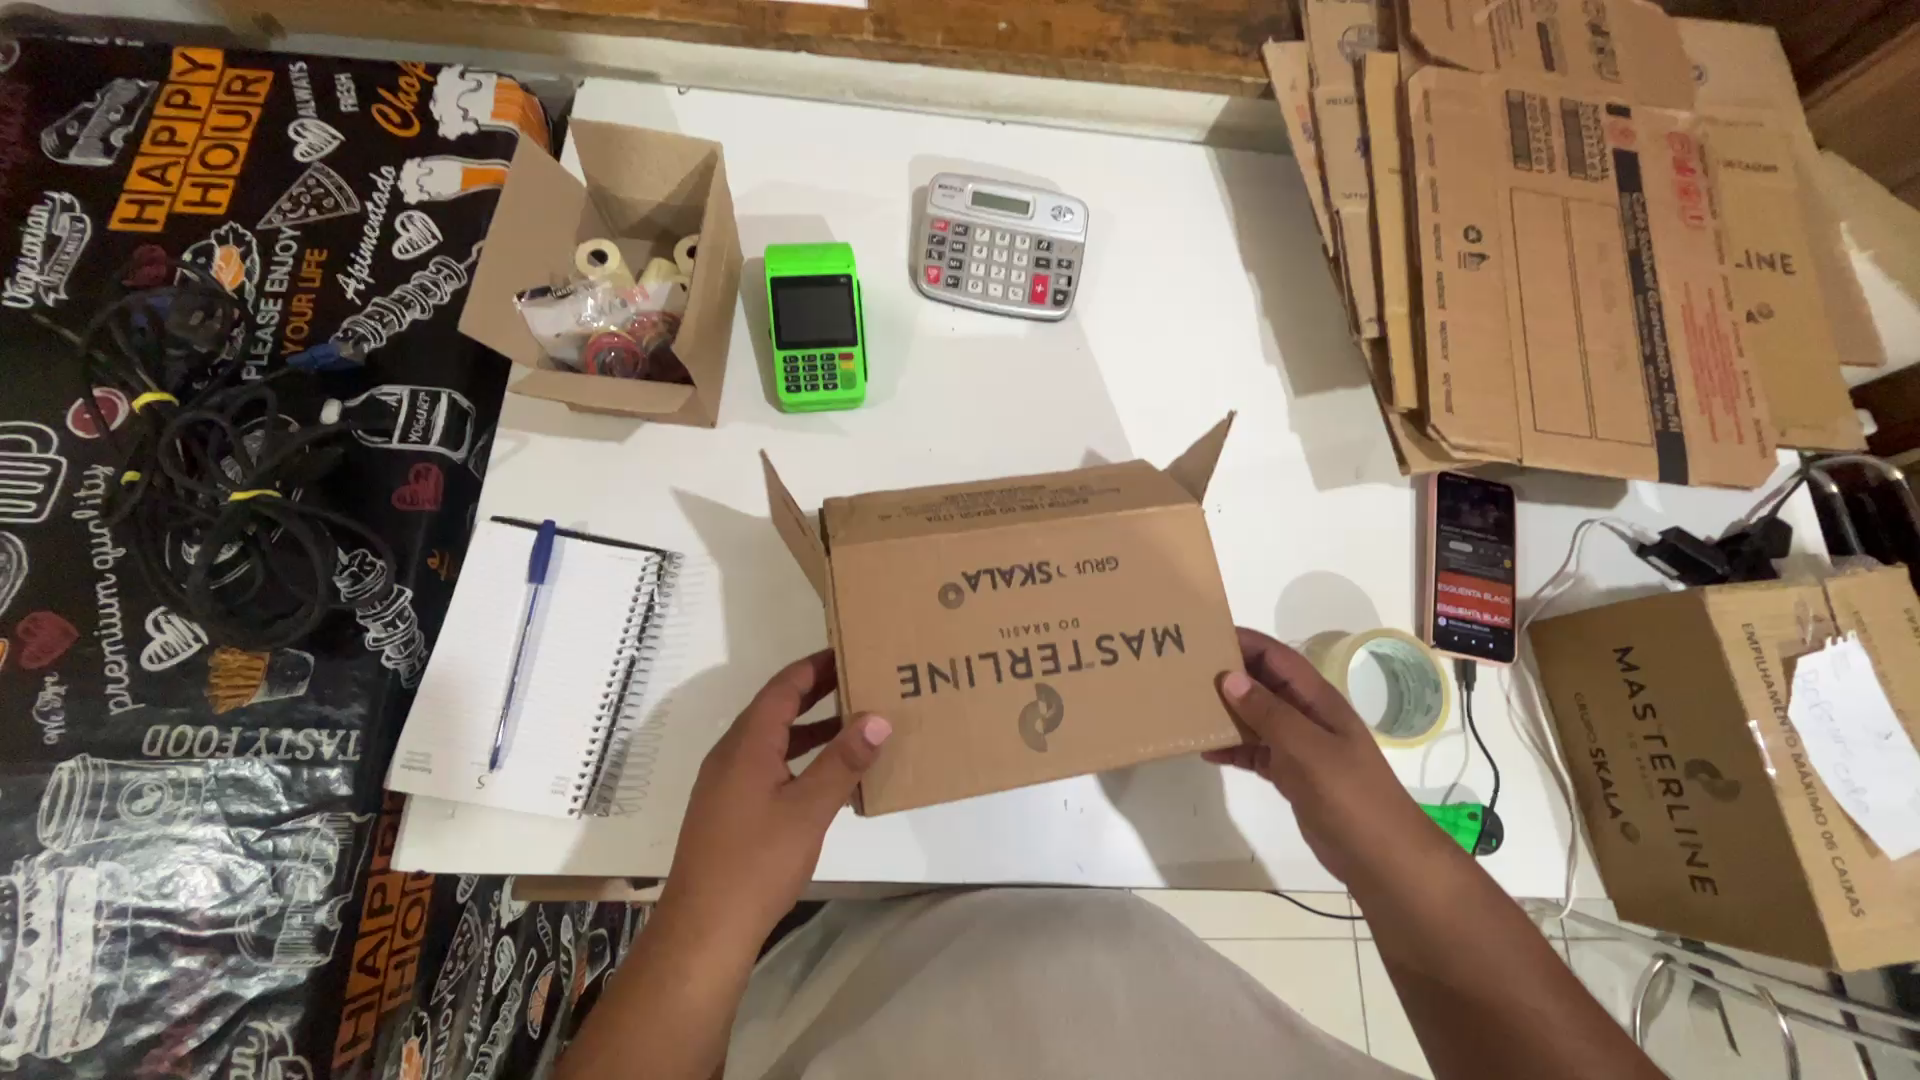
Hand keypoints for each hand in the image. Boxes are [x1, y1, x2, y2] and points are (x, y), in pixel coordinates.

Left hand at [656, 650, 890, 947]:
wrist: (704, 929)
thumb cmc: (757, 862)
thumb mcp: (809, 809)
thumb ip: (843, 762)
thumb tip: (878, 718)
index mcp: (747, 745)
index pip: (782, 688)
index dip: (814, 666)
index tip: (847, 650)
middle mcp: (732, 755)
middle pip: (775, 709)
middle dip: (815, 692)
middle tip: (858, 679)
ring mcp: (727, 784)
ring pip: (772, 740)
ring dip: (810, 727)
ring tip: (853, 722)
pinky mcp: (730, 810)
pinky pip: (768, 765)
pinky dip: (799, 758)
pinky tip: (827, 776)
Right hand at [1206, 627, 1448, 886]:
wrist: (1381, 857)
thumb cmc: (1351, 796)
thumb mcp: (1308, 749)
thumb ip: (1269, 713)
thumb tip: (1229, 677)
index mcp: (1316, 700)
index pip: (1275, 657)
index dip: (1243, 641)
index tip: (1202, 635)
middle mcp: (1306, 716)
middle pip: (1261, 683)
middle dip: (1226, 673)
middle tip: (1182, 671)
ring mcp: (1299, 746)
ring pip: (1255, 716)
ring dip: (1225, 711)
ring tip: (1186, 707)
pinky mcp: (1291, 773)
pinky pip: (1254, 750)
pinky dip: (1232, 747)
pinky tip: (1206, 751)